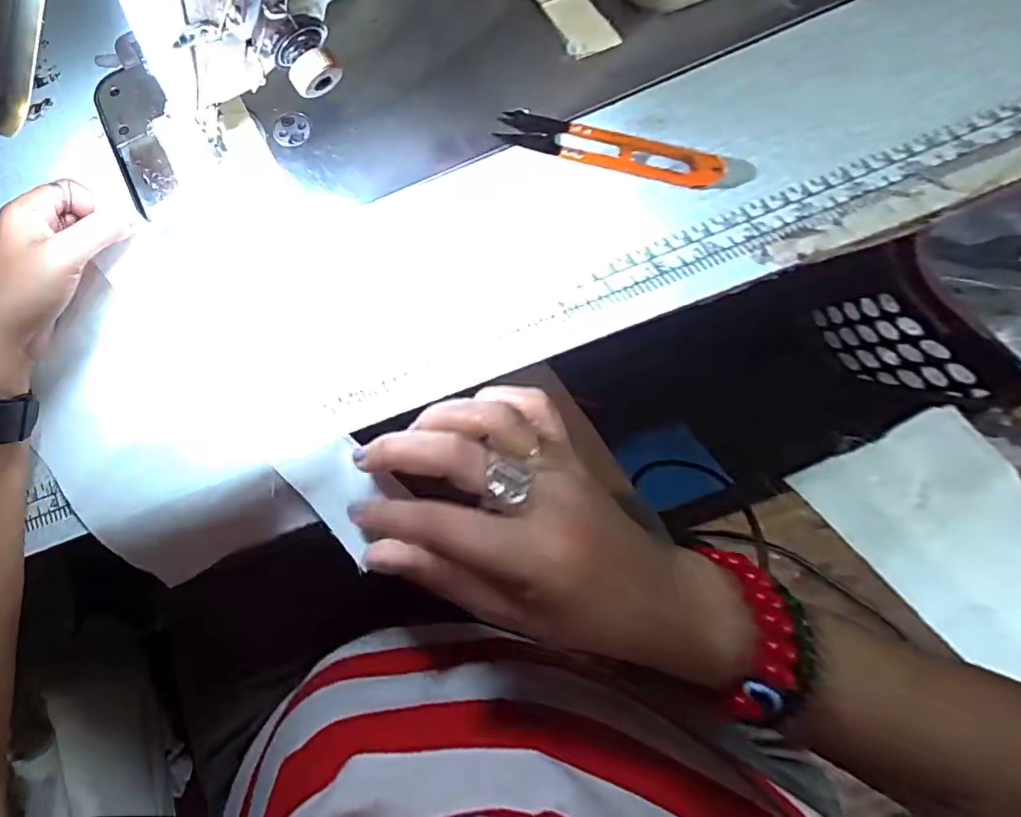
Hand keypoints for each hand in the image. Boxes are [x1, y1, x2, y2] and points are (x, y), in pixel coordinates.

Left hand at [0, 180, 133, 398]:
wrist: (1, 340)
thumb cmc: (27, 292)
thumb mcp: (66, 255)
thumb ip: (100, 231)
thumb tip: (129, 219)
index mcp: (25, 211)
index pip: (68, 189)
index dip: (91, 205)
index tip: (104, 231)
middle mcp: (28, 226)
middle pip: (73, 210)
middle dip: (95, 226)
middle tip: (104, 249)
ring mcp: (34, 250)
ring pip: (75, 234)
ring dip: (92, 246)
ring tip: (97, 265)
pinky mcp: (42, 273)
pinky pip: (70, 255)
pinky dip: (85, 262)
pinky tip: (89, 277)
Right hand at [351, 386, 756, 687]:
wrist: (663, 599)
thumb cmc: (585, 620)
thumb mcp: (510, 615)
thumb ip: (441, 576)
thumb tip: (376, 553)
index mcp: (531, 553)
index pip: (443, 524)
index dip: (390, 517)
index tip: (357, 512)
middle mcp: (544, 495)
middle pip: (460, 453)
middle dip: (400, 450)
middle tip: (365, 459)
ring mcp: (560, 462)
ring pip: (491, 415)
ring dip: (439, 418)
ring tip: (409, 435)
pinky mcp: (571, 446)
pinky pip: (529, 403)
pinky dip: (490, 399)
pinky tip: (466, 414)